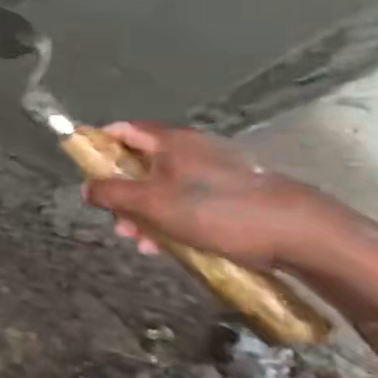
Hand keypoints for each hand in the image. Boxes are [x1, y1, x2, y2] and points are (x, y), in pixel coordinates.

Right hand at [84, 121, 342, 267]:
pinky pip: (185, 203)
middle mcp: (190, 149)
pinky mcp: (226, 195)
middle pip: (140, 164)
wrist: (294, 231)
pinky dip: (169, 221)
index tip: (83, 168)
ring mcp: (210, 172)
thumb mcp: (152, 204)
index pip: (123, 131)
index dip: (99, 145)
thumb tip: (86, 187)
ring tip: (140, 242)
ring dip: (144, 214)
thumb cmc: (215, 211)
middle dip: (121, 194)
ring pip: (161, 188)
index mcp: (171, 142)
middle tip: (115, 221)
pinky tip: (166, 247)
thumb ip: (112, 194)